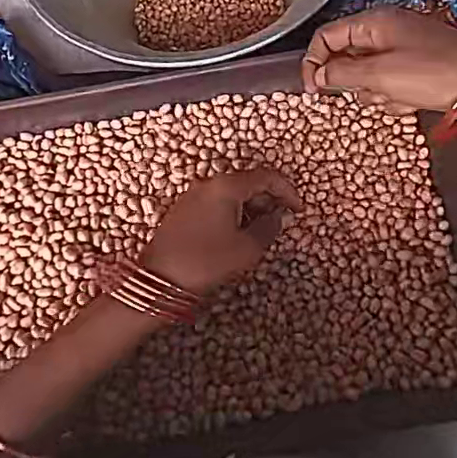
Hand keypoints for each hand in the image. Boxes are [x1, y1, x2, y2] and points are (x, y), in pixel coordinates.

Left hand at [140, 169, 302, 293]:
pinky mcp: (184, 211)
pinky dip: (233, 214)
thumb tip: (278, 217)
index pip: (267, 176)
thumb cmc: (204, 263)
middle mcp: (208, 184)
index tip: (297, 209)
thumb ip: (269, 228)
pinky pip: (216, 203)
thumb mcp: (246, 249)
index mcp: (226, 187)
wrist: (159, 280)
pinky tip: (236, 236)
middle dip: (268, 201)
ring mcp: (193, 196)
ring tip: (258, 234)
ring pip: (232, 194)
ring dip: (251, 209)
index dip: (288, 191)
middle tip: (279, 223)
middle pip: (248, 182)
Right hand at [302, 6, 456, 117]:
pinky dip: (393, 97)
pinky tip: (411, 100)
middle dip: (354, 82)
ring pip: (365, 77)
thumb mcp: (379, 75)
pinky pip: (387, 86)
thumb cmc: (436, 73)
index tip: (313, 89)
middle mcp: (386, 31)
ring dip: (375, 93)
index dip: (314, 62)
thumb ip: (341, 74)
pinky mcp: (413, 69)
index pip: (326, 37)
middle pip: (345, 59)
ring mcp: (400, 50)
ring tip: (397, 95)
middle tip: (371, 91)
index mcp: (374, 22)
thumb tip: (320, 75)